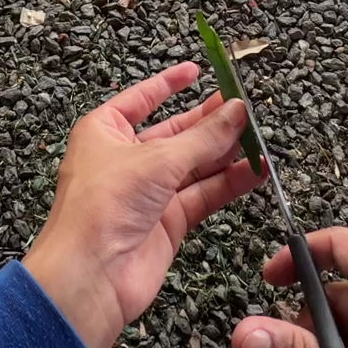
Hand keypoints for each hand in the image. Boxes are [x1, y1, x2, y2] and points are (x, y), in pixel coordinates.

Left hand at [21, 61, 263, 347]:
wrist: (90, 277)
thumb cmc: (102, 206)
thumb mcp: (156, 159)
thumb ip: (203, 137)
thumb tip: (237, 111)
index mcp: (105, 130)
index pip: (142, 97)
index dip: (170, 83)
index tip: (197, 70)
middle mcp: (125, 158)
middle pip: (174, 132)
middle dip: (208, 121)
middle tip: (243, 108)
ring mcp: (147, 191)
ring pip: (193, 164)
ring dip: (224, 152)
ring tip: (257, 138)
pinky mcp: (166, 222)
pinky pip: (202, 194)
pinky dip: (227, 183)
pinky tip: (254, 171)